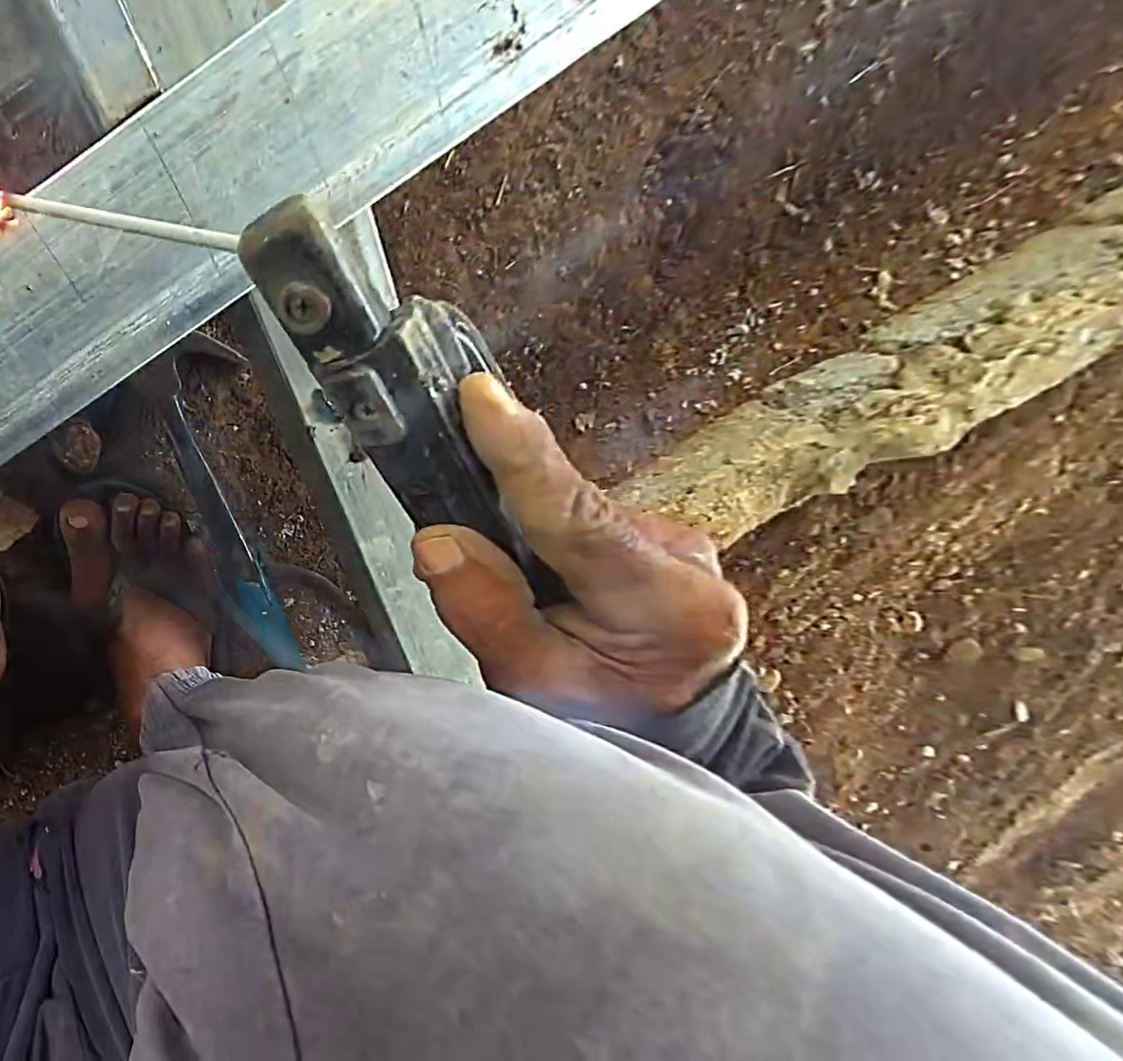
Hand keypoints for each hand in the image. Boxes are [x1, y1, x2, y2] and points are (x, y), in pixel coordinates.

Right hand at [412, 374, 745, 717]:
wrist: (671, 723)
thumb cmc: (605, 717)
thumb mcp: (532, 683)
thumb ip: (484, 611)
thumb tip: (437, 541)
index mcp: (666, 606)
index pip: (575, 515)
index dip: (520, 455)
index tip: (481, 398)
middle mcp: (685, 558)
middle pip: (561, 503)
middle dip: (499, 514)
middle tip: (460, 547)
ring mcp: (677, 540)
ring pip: (563, 507)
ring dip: (518, 531)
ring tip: (517, 592)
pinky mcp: (656, 532)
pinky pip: (575, 513)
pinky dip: (538, 535)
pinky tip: (537, 576)